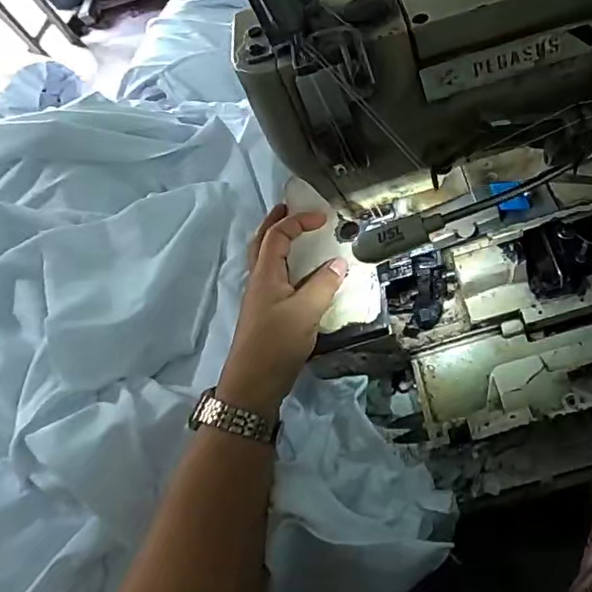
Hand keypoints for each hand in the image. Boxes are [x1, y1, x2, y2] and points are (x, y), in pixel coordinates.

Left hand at [216, 204, 348, 409]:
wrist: (253, 384)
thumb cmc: (276, 343)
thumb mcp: (306, 311)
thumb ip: (324, 284)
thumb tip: (339, 262)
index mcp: (265, 275)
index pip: (277, 236)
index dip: (298, 222)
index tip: (322, 219)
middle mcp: (259, 281)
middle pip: (262, 243)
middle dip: (275, 223)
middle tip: (289, 208)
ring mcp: (261, 298)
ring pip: (266, 260)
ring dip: (278, 242)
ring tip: (296, 235)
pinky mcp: (267, 313)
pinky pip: (275, 277)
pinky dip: (286, 264)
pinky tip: (301, 274)